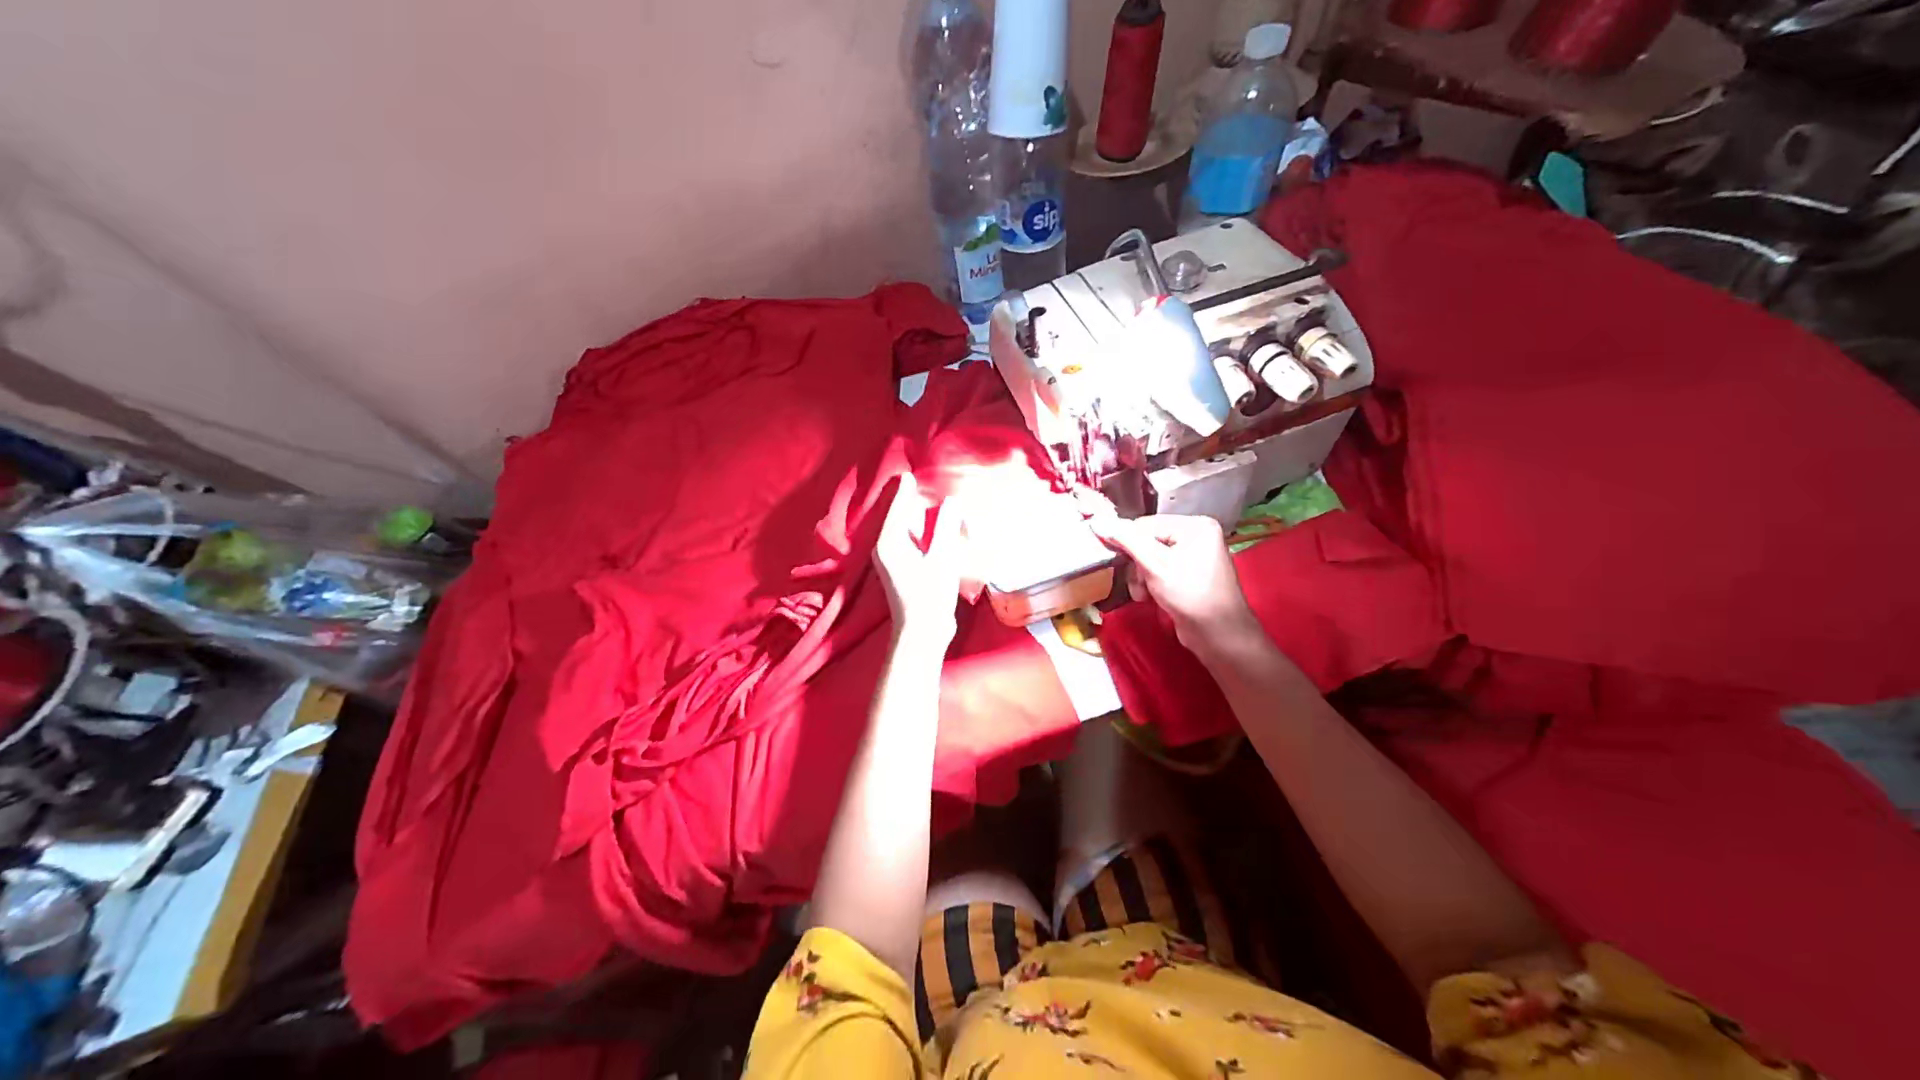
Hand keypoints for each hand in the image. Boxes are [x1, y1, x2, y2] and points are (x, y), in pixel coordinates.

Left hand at [872, 478, 962, 646]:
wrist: (922, 634)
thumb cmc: (929, 595)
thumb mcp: (942, 557)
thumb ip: (946, 526)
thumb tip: (951, 502)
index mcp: (889, 543)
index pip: (898, 508)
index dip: (905, 491)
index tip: (909, 474)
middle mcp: (887, 549)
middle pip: (903, 519)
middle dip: (917, 505)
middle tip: (930, 489)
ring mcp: (895, 562)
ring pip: (910, 533)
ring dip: (926, 522)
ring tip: (942, 509)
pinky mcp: (906, 572)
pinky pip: (916, 545)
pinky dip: (928, 537)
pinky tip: (943, 534)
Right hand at [1090, 514, 1258, 648]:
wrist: (1219, 635)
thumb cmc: (1190, 596)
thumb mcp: (1155, 565)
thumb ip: (1126, 540)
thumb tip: (1097, 522)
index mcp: (1195, 525)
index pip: (1146, 525)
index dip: (1129, 545)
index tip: (1121, 565)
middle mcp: (1197, 535)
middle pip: (1147, 542)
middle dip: (1138, 566)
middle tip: (1140, 586)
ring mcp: (1194, 556)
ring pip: (1149, 558)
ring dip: (1142, 578)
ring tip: (1147, 595)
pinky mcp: (1189, 575)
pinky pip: (1159, 571)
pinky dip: (1152, 584)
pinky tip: (1153, 598)